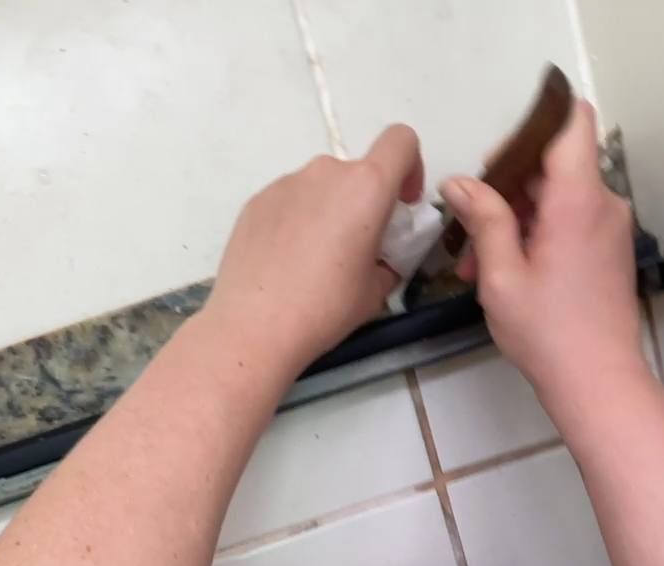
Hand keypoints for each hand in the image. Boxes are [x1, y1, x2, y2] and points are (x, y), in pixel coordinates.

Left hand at [204, 126, 423, 368]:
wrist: (254, 326)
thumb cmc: (324, 310)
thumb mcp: (374, 293)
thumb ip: (389, 262)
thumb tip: (381, 258)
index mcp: (366, 188)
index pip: (401, 141)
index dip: (410, 168)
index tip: (401, 205)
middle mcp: (325, 172)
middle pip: (356, 173)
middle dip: (363, 204)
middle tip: (354, 251)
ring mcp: (285, 183)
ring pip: (320, 189)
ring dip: (327, 212)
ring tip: (313, 262)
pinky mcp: (256, 201)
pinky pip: (289, 203)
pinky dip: (296, 222)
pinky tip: (284, 263)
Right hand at [441, 102, 645, 403]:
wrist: (596, 379)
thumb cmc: (547, 333)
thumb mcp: (501, 277)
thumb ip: (483, 221)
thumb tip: (459, 183)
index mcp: (577, 200)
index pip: (570, 121)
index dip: (532, 127)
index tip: (496, 163)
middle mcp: (603, 203)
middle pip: (555, 163)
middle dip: (506, 190)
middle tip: (470, 232)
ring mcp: (610, 228)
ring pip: (557, 199)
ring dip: (515, 221)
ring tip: (479, 267)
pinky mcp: (608, 251)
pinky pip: (569, 224)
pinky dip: (536, 237)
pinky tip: (507, 275)